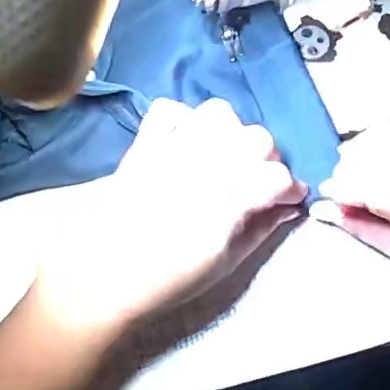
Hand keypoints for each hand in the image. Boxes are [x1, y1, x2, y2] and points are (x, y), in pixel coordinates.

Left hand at [28, 99, 306, 342]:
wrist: (102, 273)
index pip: (278, 174)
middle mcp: (203, 164)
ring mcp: (171, 147)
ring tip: (219, 157)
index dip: (287, 189)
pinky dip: (182, 121)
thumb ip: (259, 229)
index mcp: (227, 199)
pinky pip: (169, 109)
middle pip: (257, 136)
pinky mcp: (143, 143)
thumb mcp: (223, 264)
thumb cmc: (166, 279)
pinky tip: (184, 145)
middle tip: (252, 180)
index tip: (283, 201)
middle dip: (264, 158)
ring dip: (227, 132)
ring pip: (218, 112)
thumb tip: (287, 207)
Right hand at [309, 123, 389, 320]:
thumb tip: (324, 210)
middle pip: (370, 154)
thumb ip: (368, 231)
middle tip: (350, 199)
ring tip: (368, 182)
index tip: (329, 202)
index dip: (339, 190)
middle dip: (349, 173)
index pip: (365, 183)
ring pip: (385, 136)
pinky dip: (387, 148)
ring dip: (364, 156)